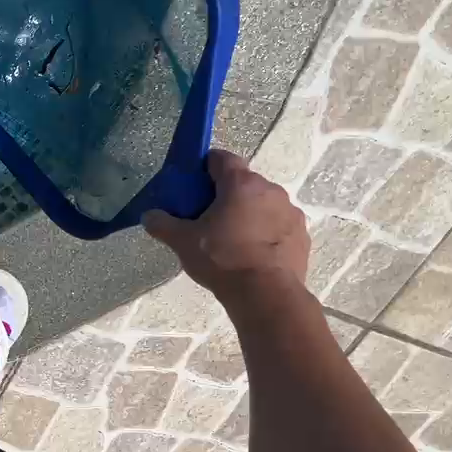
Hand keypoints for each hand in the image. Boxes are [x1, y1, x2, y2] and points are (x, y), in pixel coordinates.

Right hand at [143, 149, 309, 307]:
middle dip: (225, 194)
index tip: (193, 181)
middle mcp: (270, 190)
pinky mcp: (301, 233)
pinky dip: (264, 232)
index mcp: (241, 185)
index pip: (222, 159)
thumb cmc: (221, 259)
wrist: (265, 293)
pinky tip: (250, 253)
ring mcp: (290, 211)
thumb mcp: (182, 242)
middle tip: (206, 217)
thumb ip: (163, 225)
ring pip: (262, 204)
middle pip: (243, 182)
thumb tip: (150, 216)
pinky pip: (277, 224)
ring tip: (230, 239)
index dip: (205, 165)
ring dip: (247, 213)